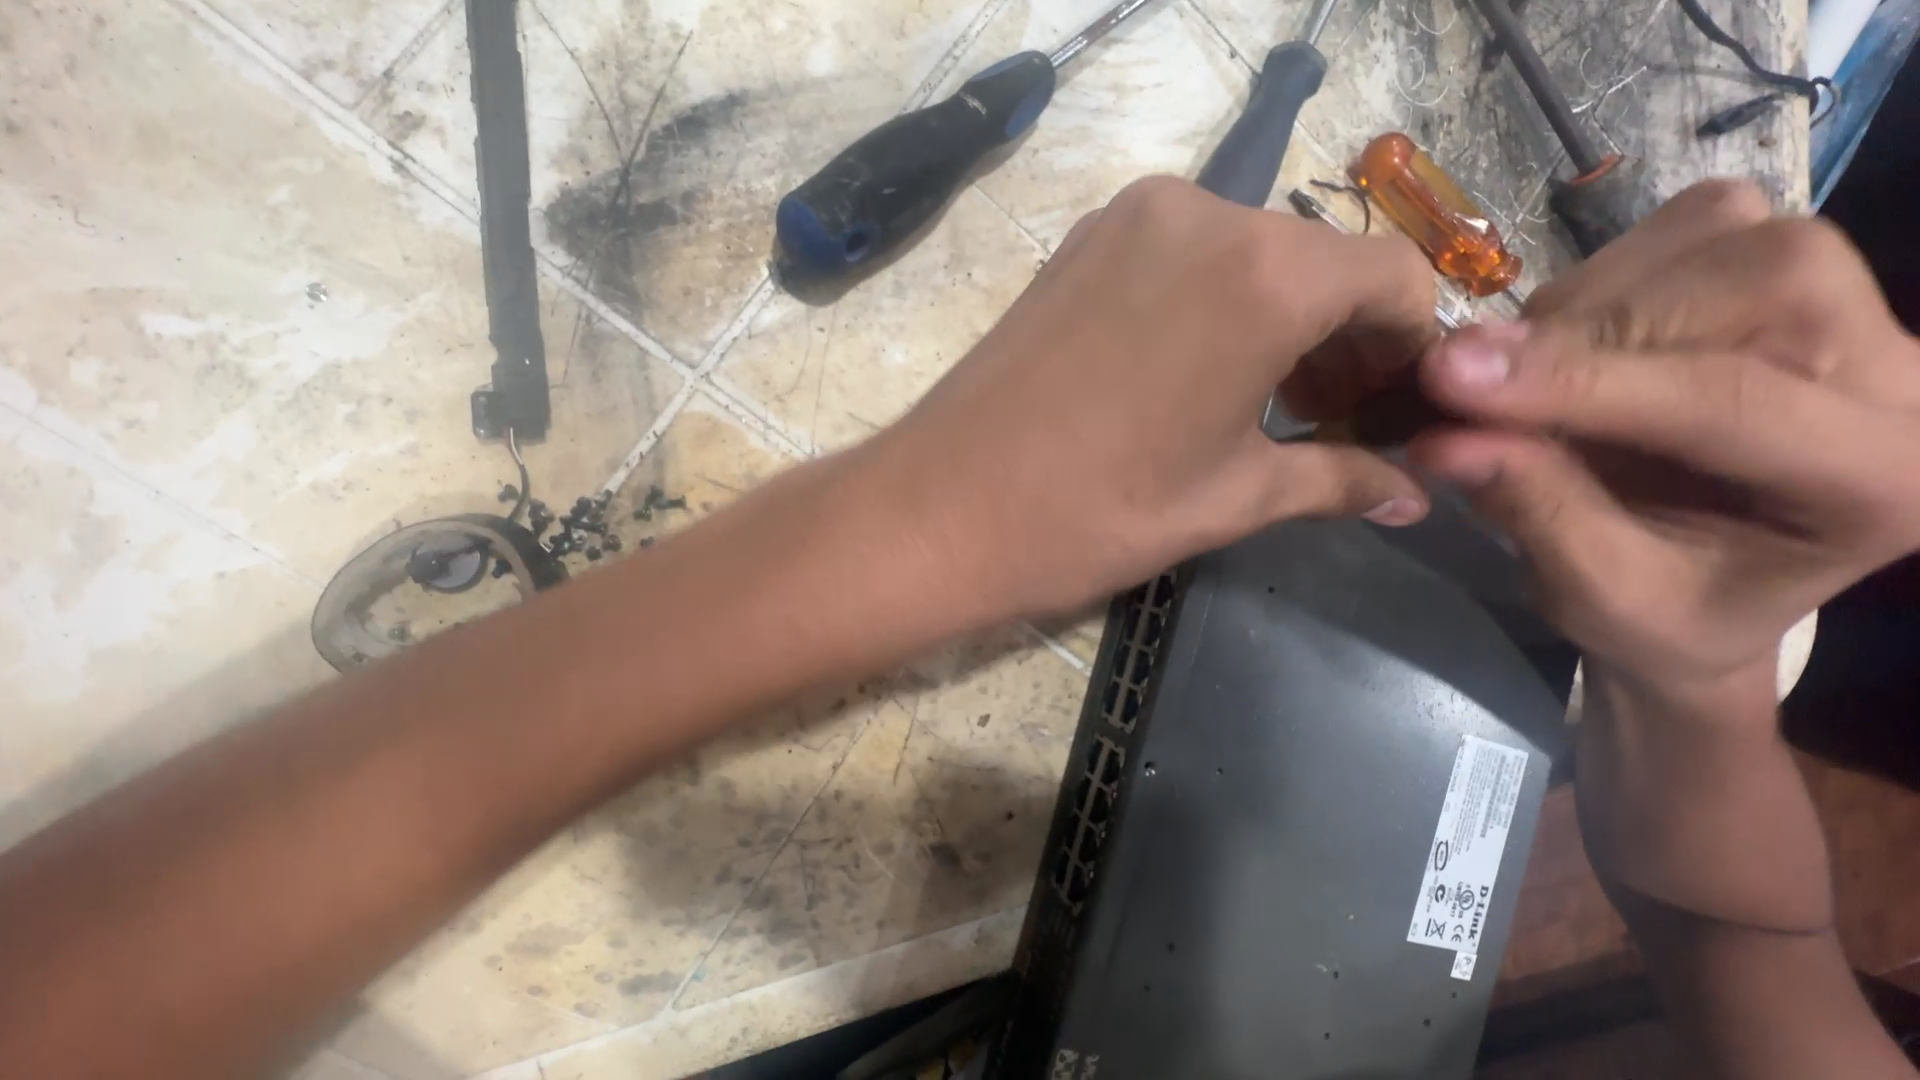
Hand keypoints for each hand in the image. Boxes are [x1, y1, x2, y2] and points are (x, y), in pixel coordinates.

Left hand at [864, 176, 1437, 618]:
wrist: (939, 508)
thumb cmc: (1095, 512)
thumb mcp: (1230, 499)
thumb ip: (1336, 479)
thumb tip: (1413, 495)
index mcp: (1265, 272)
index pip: (1395, 277)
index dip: (1411, 346)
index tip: (1397, 408)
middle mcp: (1205, 213)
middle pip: (1321, 260)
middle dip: (1344, 337)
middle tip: (1334, 420)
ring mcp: (1131, 217)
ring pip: (1251, 253)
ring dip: (1280, 318)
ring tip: (1267, 404)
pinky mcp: (1082, 239)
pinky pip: (1184, 255)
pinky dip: (1215, 300)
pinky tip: (1197, 371)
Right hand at [1410, 180, 1919, 700]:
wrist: (1696, 589)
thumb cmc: (1661, 617)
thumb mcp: (1595, 594)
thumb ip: (1534, 510)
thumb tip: (1438, 437)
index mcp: (1882, 480)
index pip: (1732, 401)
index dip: (1576, 386)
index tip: (1444, 380)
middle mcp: (1894, 374)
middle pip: (1750, 280)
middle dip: (1586, 335)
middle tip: (1470, 387)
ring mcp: (1848, 308)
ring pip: (1715, 238)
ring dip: (1579, 307)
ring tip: (1519, 381)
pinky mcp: (1784, 272)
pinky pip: (1688, 223)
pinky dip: (1597, 277)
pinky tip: (1565, 343)